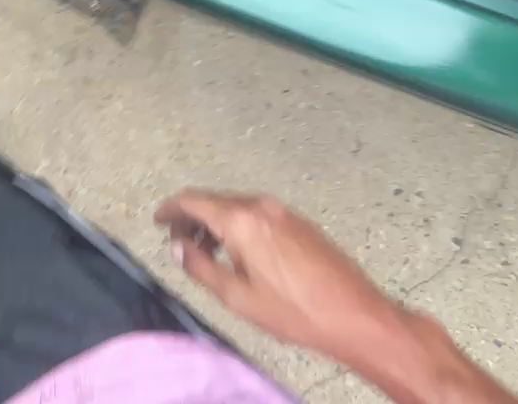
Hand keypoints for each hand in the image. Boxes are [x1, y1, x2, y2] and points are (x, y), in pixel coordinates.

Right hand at [153, 190, 405, 367]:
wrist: (360, 317)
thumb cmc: (295, 312)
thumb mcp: (238, 297)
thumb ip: (200, 267)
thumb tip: (177, 247)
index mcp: (240, 220)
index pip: (192, 201)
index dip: (170, 209)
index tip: (158, 220)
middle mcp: (258, 206)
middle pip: (212, 200)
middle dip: (191, 217)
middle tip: (179, 240)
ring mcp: (282, 211)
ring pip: (234, 206)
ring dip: (215, 221)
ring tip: (208, 249)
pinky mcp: (299, 222)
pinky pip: (256, 213)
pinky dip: (237, 224)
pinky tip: (241, 251)